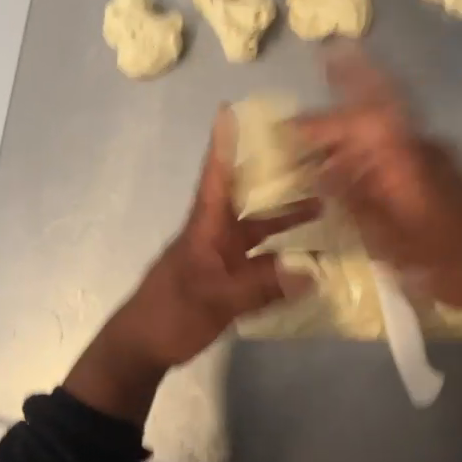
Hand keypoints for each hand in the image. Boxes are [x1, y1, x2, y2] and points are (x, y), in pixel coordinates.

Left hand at [66, 109, 317, 422]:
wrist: (139, 350)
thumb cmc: (168, 315)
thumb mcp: (215, 300)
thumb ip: (261, 287)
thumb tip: (310, 273)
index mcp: (204, 229)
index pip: (215, 177)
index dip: (222, 145)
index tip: (228, 111)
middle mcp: (213, 236)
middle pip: (245, 199)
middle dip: (273, 179)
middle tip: (307, 159)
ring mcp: (219, 259)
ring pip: (256, 231)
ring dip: (284, 219)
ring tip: (322, 206)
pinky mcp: (224, 281)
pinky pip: (257, 261)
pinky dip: (280, 258)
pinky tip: (305, 262)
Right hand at [298, 48, 461, 456]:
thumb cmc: (445, 261)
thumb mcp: (389, 238)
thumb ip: (354, 200)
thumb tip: (321, 171)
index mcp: (407, 156)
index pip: (369, 106)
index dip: (342, 86)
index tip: (312, 88)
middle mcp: (423, 147)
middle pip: (374, 119)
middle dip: (337, 122)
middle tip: (302, 132)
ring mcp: (437, 160)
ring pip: (385, 139)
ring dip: (353, 143)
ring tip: (320, 159)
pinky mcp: (445, 177)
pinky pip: (398, 155)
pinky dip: (372, 160)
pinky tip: (356, 181)